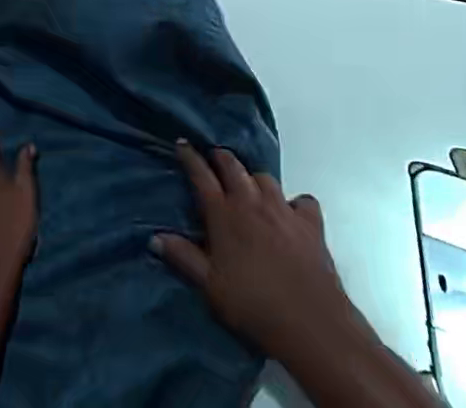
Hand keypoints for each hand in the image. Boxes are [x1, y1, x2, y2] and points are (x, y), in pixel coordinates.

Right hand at [153, 141, 353, 358]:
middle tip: (213, 158)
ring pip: (265, 178)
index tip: (182, 143)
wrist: (311, 323)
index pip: (202, 176)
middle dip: (221, 158)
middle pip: (233, 167)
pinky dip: (295, 202)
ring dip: (253, 177)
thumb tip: (154, 237)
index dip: (190, 157)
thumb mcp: (209, 286)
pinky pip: (303, 201)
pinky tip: (291, 212)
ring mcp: (284, 211)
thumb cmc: (253, 304)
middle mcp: (252, 203)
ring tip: (248, 184)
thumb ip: (183, 257)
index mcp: (225, 215)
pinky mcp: (311, 224)